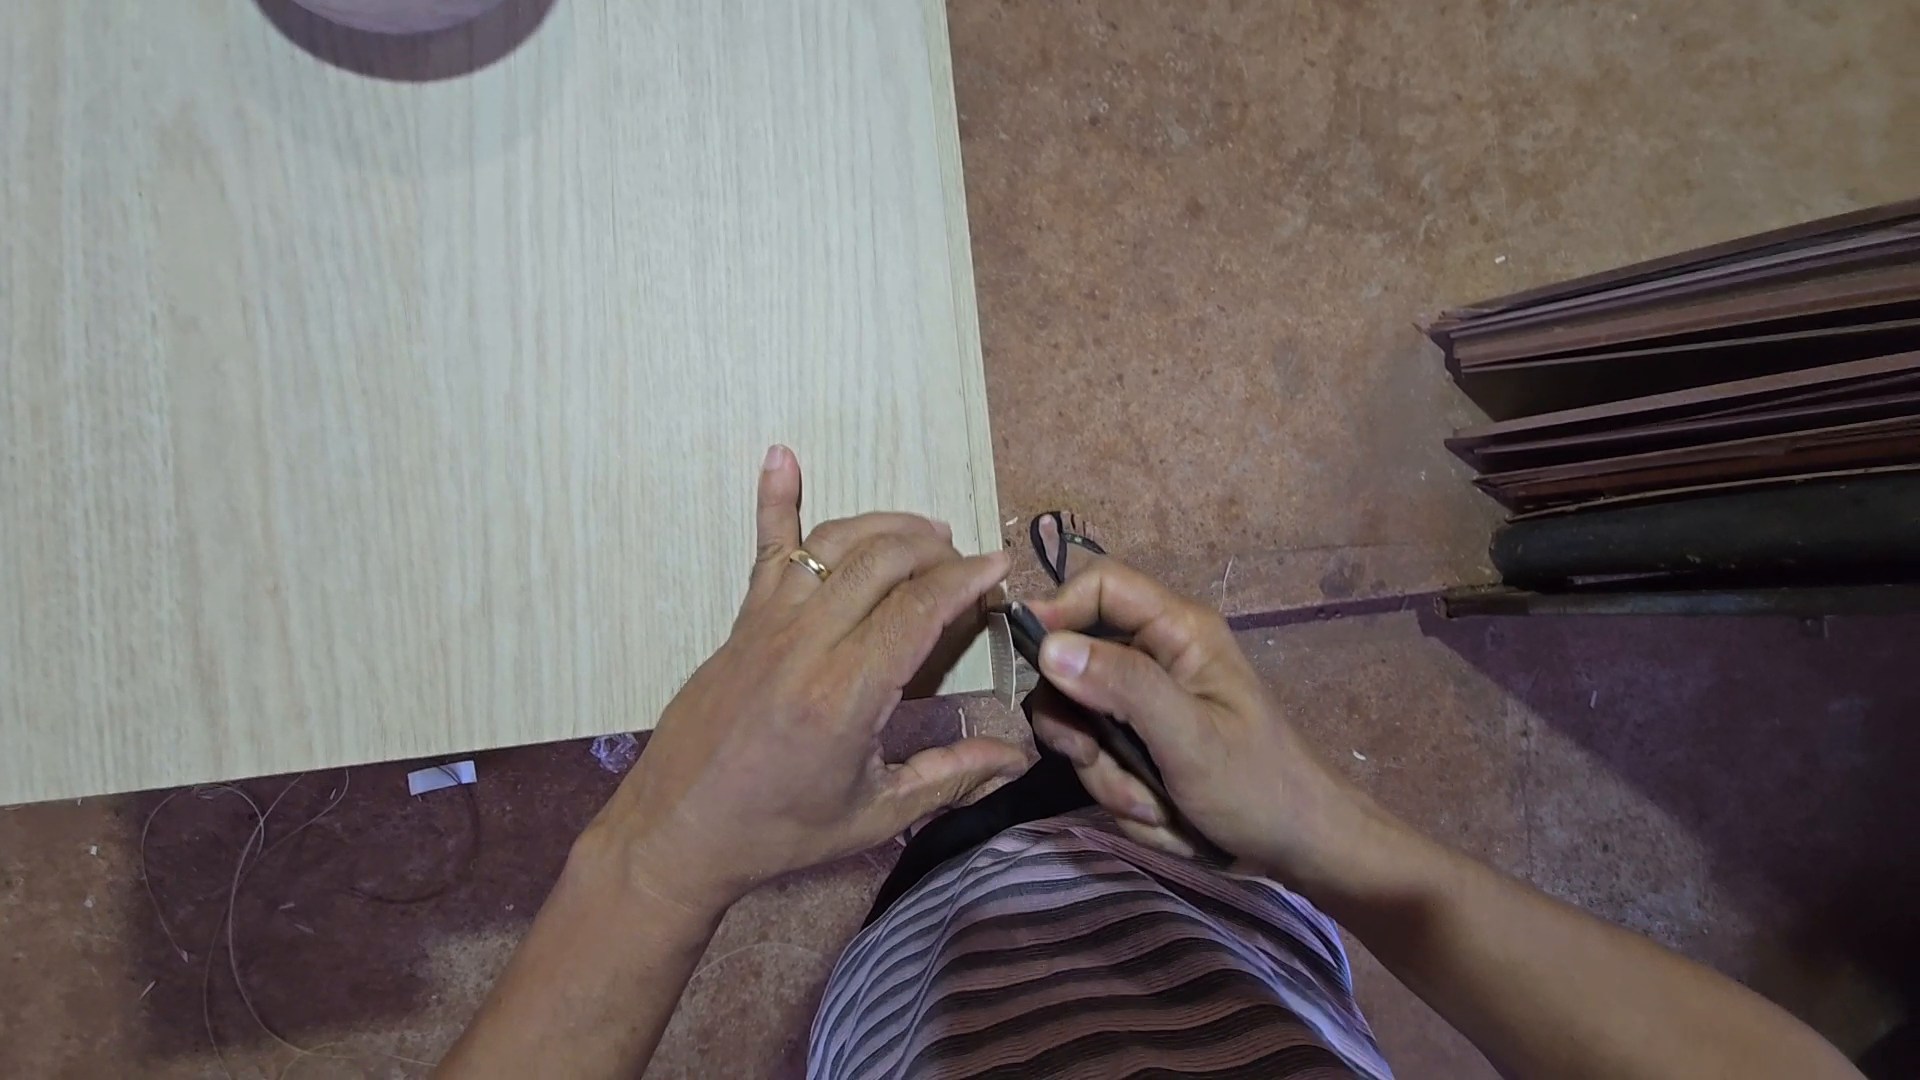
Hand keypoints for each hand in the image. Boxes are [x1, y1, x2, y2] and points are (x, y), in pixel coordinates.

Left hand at [578, 446, 1025, 917]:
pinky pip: (764, 549)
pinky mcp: (742, 621)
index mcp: (845, 694)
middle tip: (964, 563)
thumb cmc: (777, 831)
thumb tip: (1017, 757)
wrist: (674, 832)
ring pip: (834, 542)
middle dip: (935, 549)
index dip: (966, 580)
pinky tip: (781, 455)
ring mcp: (768, 623)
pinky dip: (774, 498)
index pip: (918, 609)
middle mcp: (806, 643)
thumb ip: (950, 776)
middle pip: (883, 560)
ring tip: (924, 531)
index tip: (998, 566)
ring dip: (887, 525)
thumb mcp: (874, 815)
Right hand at [1025, 557, 1388, 886]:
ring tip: (1149, 807)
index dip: (1058, 609)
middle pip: (1073, 661)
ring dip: (1101, 770)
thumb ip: (1123, 686)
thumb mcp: (1191, 738)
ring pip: (1077, 717)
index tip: (1030, 657)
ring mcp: (1141, 700)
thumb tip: (1049, 647)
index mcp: (1177, 631)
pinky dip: (1115, 790)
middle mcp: (1153, 654)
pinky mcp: (1136, 738)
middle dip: (1078, 724)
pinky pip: (1094, 754)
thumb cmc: (1259, 786)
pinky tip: (1158, 815)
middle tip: (1089, 759)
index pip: (1101, 585)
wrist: (1298, 853)